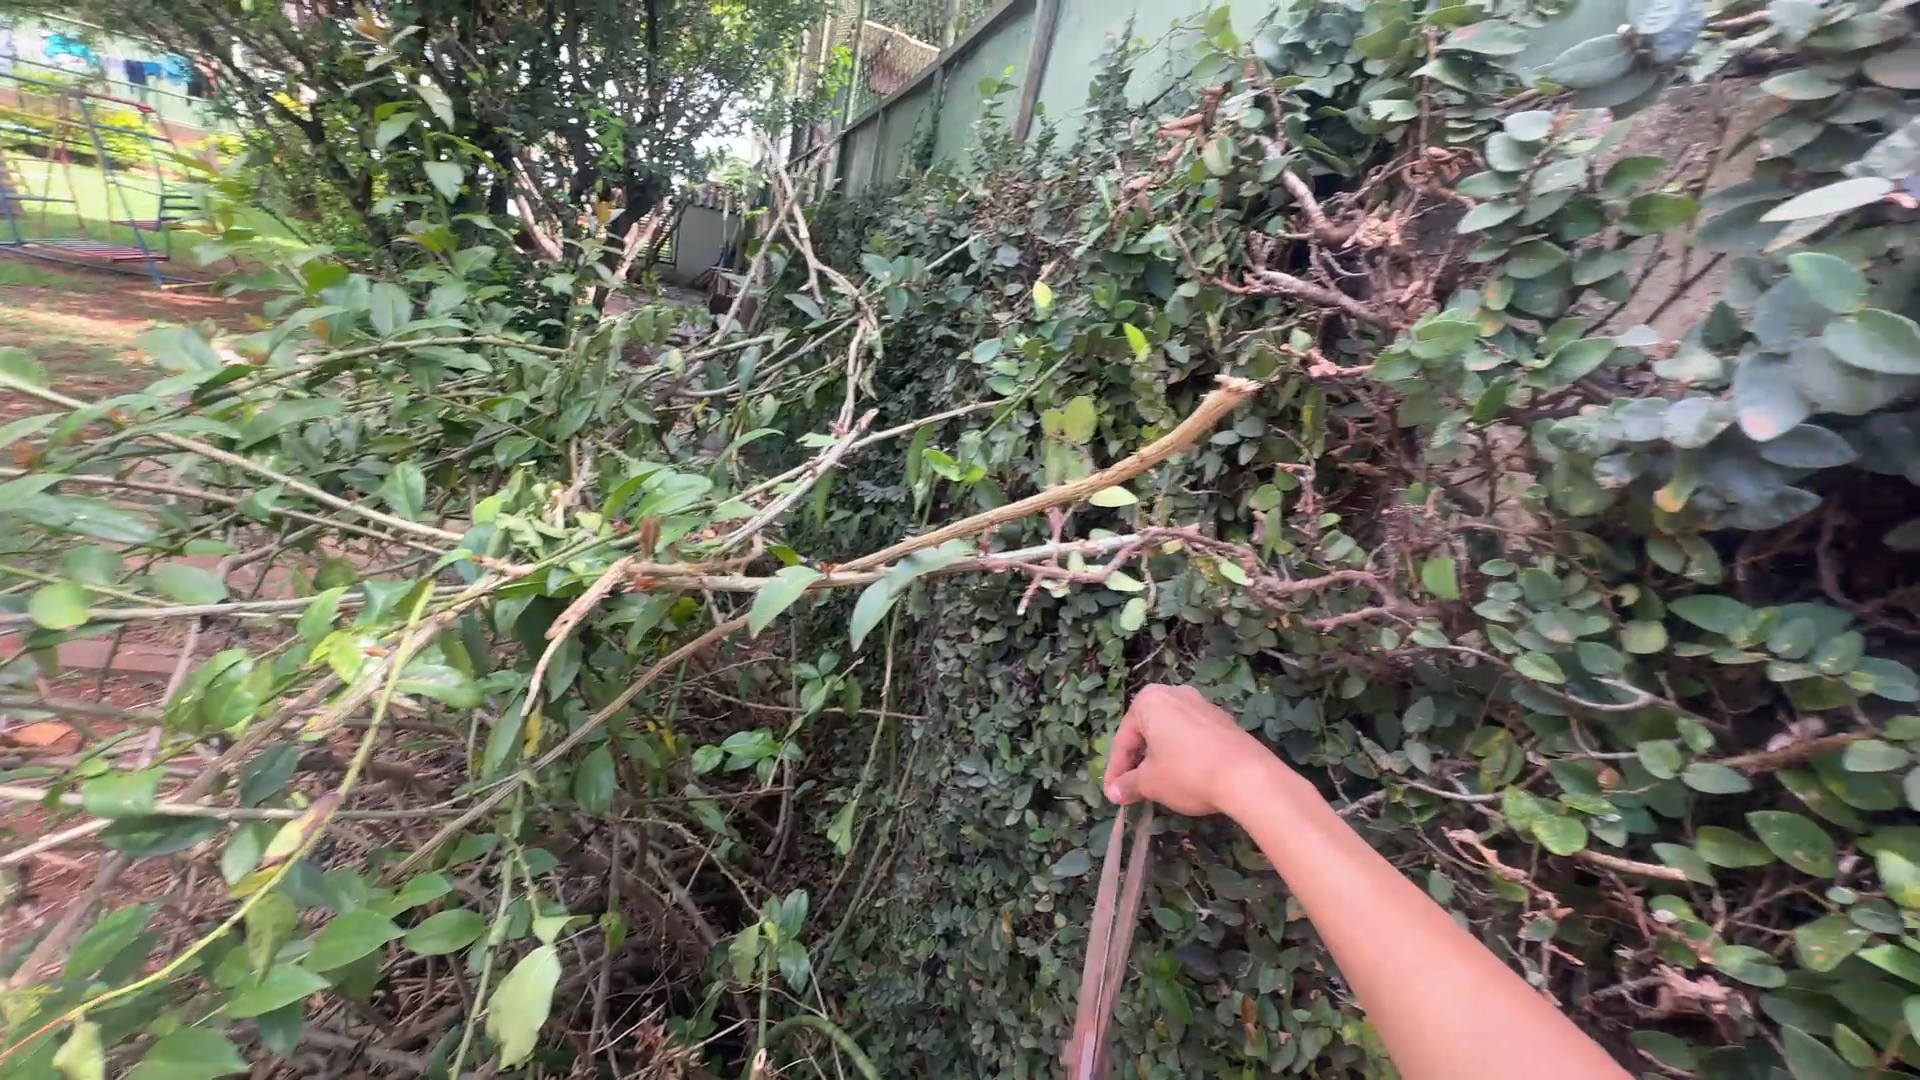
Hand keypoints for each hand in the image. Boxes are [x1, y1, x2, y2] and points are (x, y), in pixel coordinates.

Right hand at [1102, 684, 1281, 816]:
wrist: (1248, 777)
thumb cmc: (1188, 772)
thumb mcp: (1151, 783)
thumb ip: (1128, 784)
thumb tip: (1114, 793)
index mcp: (1150, 701)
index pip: (1124, 739)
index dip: (1116, 770)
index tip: (1113, 793)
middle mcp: (1174, 694)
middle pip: (1146, 731)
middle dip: (1137, 761)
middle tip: (1132, 788)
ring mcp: (1202, 705)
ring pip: (1170, 733)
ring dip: (1160, 757)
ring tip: (1157, 784)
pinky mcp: (1223, 720)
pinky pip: (1192, 736)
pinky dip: (1182, 754)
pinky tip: (1185, 776)